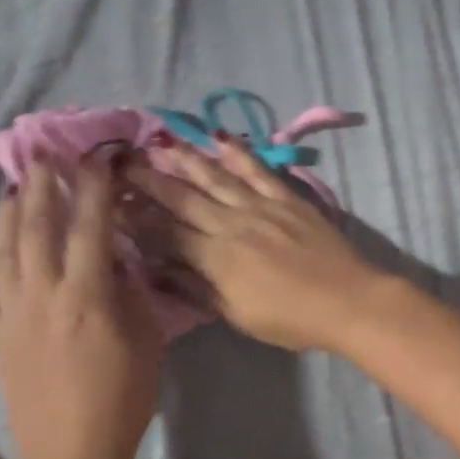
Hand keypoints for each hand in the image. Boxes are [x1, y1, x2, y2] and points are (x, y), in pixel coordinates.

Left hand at [0, 157, 162, 458]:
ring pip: (4, 249)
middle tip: (44, 157)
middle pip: (37, 226)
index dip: (94, 189)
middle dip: (42, 187)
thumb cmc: (122, 399)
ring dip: (11, 213)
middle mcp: (41, 294)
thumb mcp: (146, 342)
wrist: (70, 451)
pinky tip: (0, 245)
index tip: (97, 160)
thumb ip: (132, 294)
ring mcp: (11, 313)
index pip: (89, 227)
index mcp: (85, 295)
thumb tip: (117, 263)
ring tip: (16, 187)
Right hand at [125, 141, 390, 350]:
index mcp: (216, 257)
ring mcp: (261, 206)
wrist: (349, 301)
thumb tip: (156, 271)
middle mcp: (232, 223)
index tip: (111, 201)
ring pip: (215, 176)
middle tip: (121, 162)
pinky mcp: (288, 198)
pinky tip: (218, 138)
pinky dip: (237, 152)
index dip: (136, 217)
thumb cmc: (292, 319)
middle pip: (182, 197)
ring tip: (157, 142)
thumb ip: (196, 290)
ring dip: (184, 158)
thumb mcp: (237, 315)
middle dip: (148, 180)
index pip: (165, 232)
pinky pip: (257, 170)